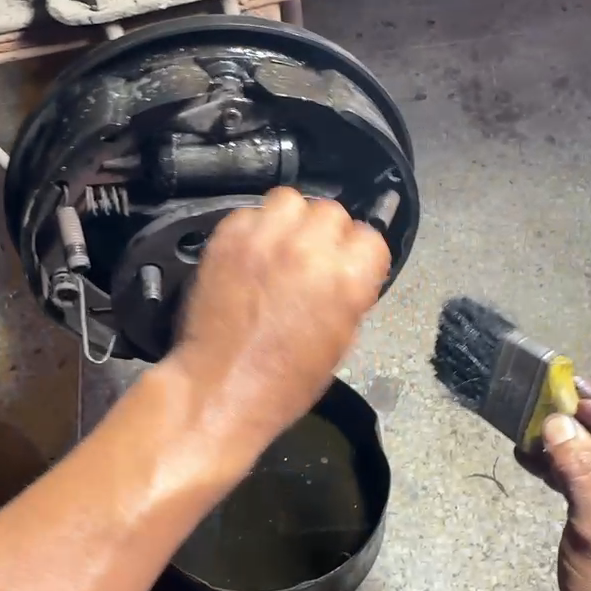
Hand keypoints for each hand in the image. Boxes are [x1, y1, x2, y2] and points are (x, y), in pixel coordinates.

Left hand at [165, 186, 390, 461]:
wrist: (220, 389)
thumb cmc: (283, 382)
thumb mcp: (341, 342)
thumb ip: (350, 293)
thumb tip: (348, 271)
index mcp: (348, 279)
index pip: (370, 239)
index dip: (358, 255)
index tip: (347, 265)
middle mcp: (310, 250)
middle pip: (331, 212)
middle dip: (325, 234)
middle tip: (310, 259)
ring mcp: (266, 239)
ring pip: (290, 201)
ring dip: (290, 222)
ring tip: (280, 248)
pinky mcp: (228, 238)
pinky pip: (250, 213)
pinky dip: (253, 229)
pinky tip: (250, 256)